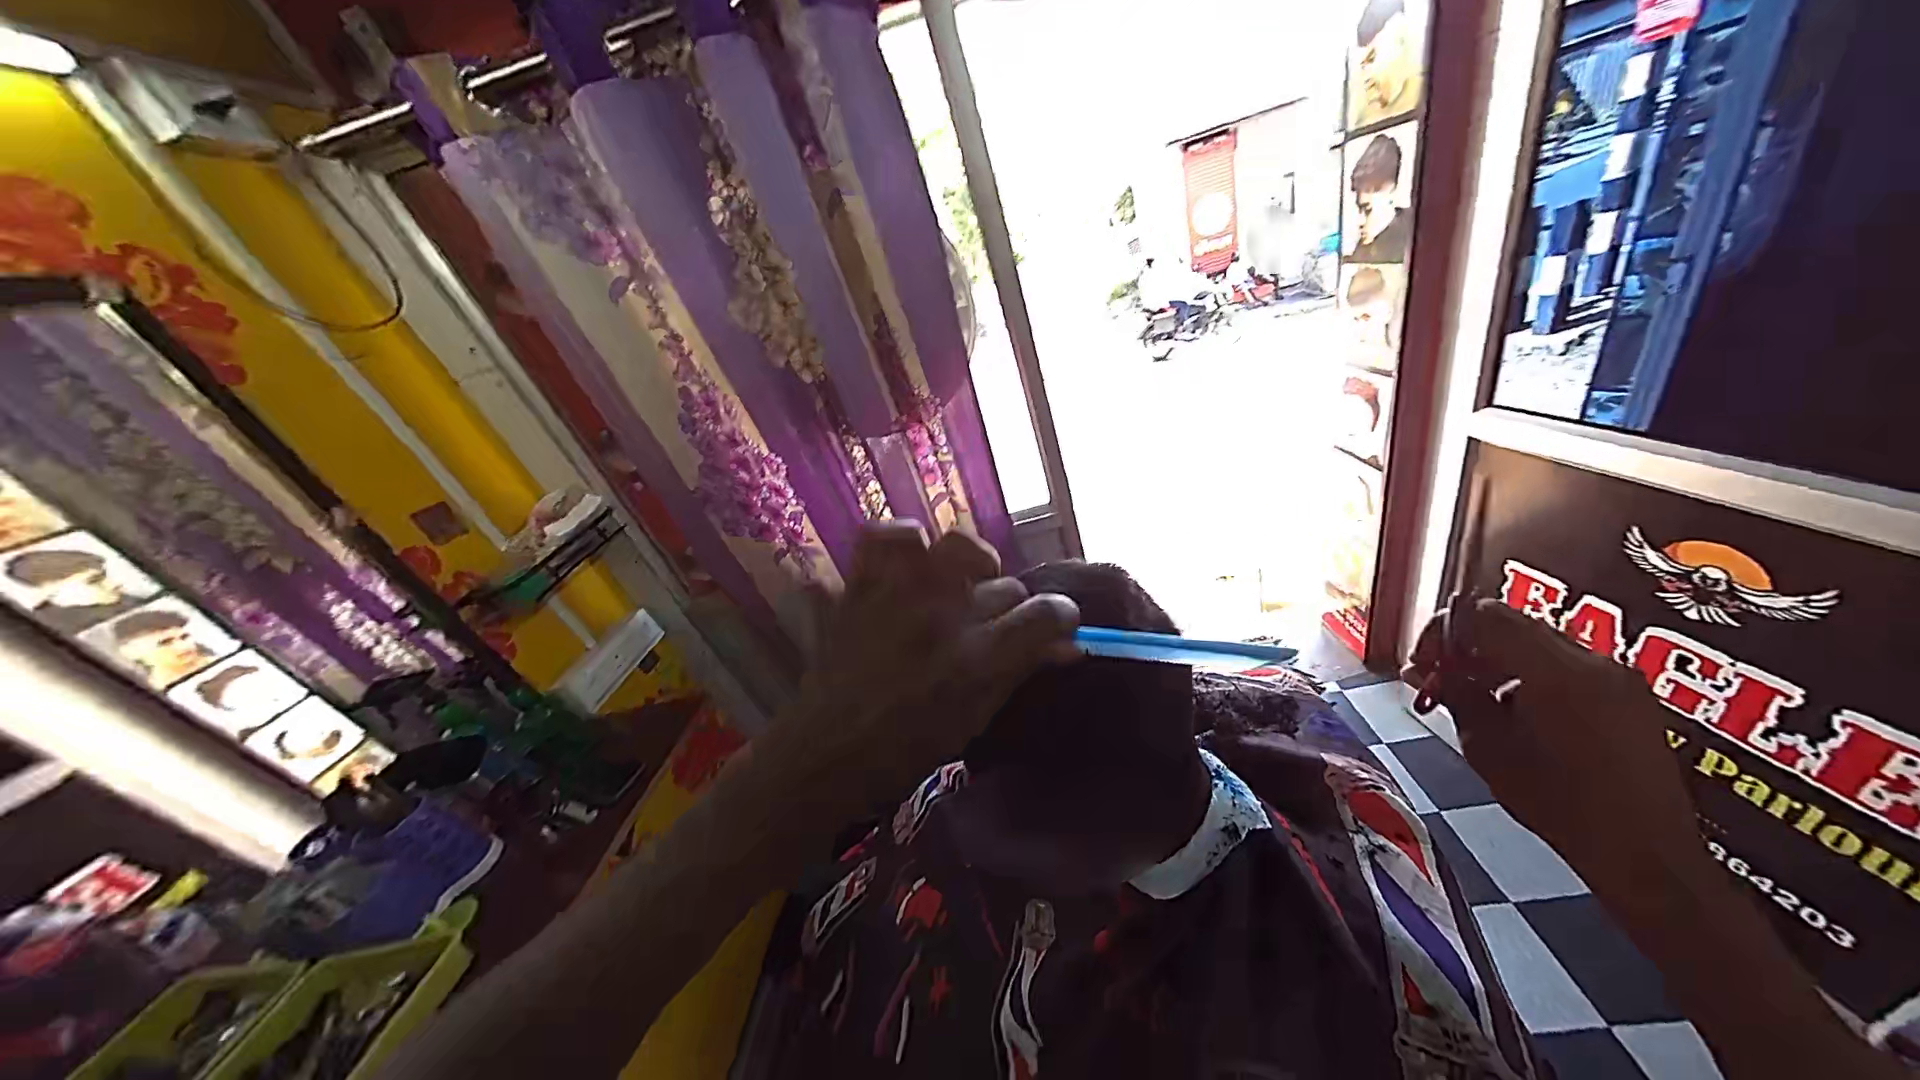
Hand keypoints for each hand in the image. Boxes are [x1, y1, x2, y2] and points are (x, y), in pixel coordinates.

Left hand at [760, 523, 1079, 820]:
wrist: (826, 753)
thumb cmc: (905, 749)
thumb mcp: (974, 720)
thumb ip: (1019, 673)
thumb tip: (1067, 646)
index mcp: (976, 658)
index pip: (1046, 614)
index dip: (1061, 619)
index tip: (1054, 628)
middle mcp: (943, 615)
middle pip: (1006, 585)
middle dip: (1011, 607)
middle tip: (993, 629)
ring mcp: (898, 594)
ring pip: (955, 545)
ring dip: (966, 564)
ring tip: (958, 585)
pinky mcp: (860, 586)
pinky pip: (880, 538)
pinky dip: (897, 544)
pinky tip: (906, 566)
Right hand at [1405, 599, 1698, 883]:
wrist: (1644, 853)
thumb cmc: (1557, 802)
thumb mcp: (1487, 746)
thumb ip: (1456, 695)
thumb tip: (1424, 670)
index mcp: (1555, 671)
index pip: (1483, 615)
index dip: (1443, 631)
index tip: (1422, 662)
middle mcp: (1591, 661)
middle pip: (1510, 623)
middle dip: (1467, 645)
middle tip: (1439, 678)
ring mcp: (1616, 676)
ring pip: (1534, 643)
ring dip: (1495, 661)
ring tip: (1474, 698)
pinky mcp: (1628, 696)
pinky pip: (1563, 665)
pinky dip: (1527, 675)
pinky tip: (1515, 713)